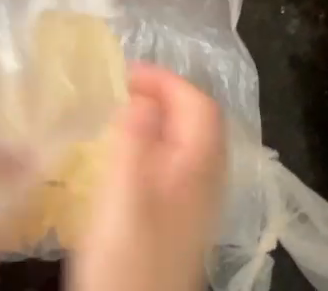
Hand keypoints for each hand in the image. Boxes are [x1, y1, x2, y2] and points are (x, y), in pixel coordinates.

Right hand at [69, 65, 227, 290]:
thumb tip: (145, 95)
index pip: (198, 103)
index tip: (125, 72)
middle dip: (164, 96)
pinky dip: (154, 148)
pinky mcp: (180, 225)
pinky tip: (126, 161)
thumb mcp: (124, 189)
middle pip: (198, 122)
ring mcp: (196, 206)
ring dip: (160, 122)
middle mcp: (206, 182)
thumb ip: (136, 135)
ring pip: (187, 145)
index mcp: (198, 165)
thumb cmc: (127, 255)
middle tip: (123, 90)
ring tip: (121, 117)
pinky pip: (175, 168)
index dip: (166, 79)